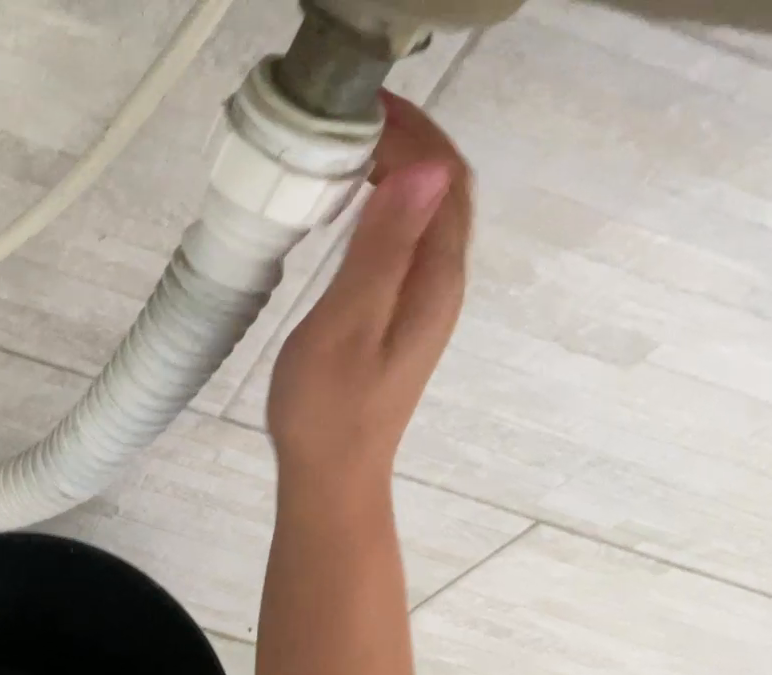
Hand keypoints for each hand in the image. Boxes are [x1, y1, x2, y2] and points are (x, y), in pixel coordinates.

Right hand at [267, 91, 473, 491]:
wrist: (333, 474)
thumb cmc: (328, 408)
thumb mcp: (346, 325)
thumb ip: (381, 252)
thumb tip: (422, 170)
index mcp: (433, 279)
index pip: (441, 179)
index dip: (412, 131)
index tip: (361, 103)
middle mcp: (440, 284)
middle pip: (443, 191)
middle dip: (408, 141)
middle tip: (350, 117)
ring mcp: (423, 304)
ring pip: (426, 216)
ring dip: (398, 172)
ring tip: (348, 151)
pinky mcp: (401, 319)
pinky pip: (406, 243)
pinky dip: (385, 208)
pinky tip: (350, 213)